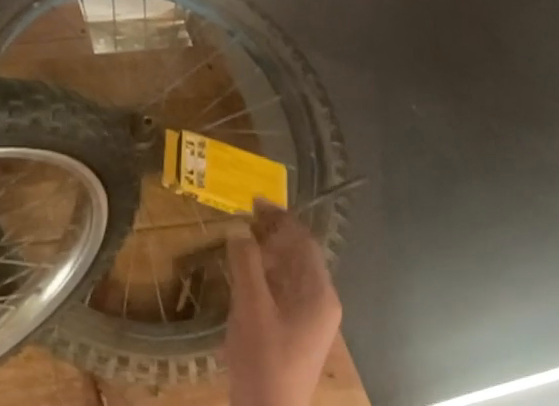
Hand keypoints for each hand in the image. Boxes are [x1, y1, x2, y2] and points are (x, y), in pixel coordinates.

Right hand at [224, 198, 342, 405]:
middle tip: (241, 216)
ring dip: (267, 252)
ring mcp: (309, 319)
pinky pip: (283, 290)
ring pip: (290, 273)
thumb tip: (239, 227)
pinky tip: (243, 271)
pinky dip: (265, 273)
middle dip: (272, 233)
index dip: (280, 218)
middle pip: (299, 256)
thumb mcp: (251, 306)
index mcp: (319, 294)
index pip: (304, 242)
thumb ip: (246, 262)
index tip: (253, 200)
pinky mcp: (295, 330)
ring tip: (238, 238)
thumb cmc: (264, 359)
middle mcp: (320, 302)